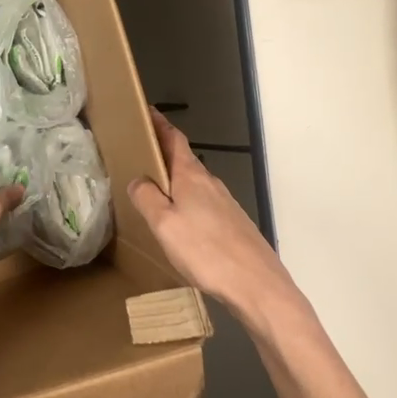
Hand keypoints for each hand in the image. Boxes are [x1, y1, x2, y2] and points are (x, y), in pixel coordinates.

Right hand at [129, 111, 293, 319]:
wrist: (258, 286)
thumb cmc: (206, 251)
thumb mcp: (164, 224)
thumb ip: (146, 198)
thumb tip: (138, 180)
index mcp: (191, 176)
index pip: (174, 139)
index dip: (160, 124)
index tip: (146, 112)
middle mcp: (210, 184)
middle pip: (184, 161)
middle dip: (162, 155)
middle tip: (139, 157)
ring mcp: (226, 205)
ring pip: (194, 186)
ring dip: (175, 182)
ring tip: (155, 192)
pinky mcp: (234, 225)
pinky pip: (204, 206)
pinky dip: (187, 204)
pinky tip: (181, 225)